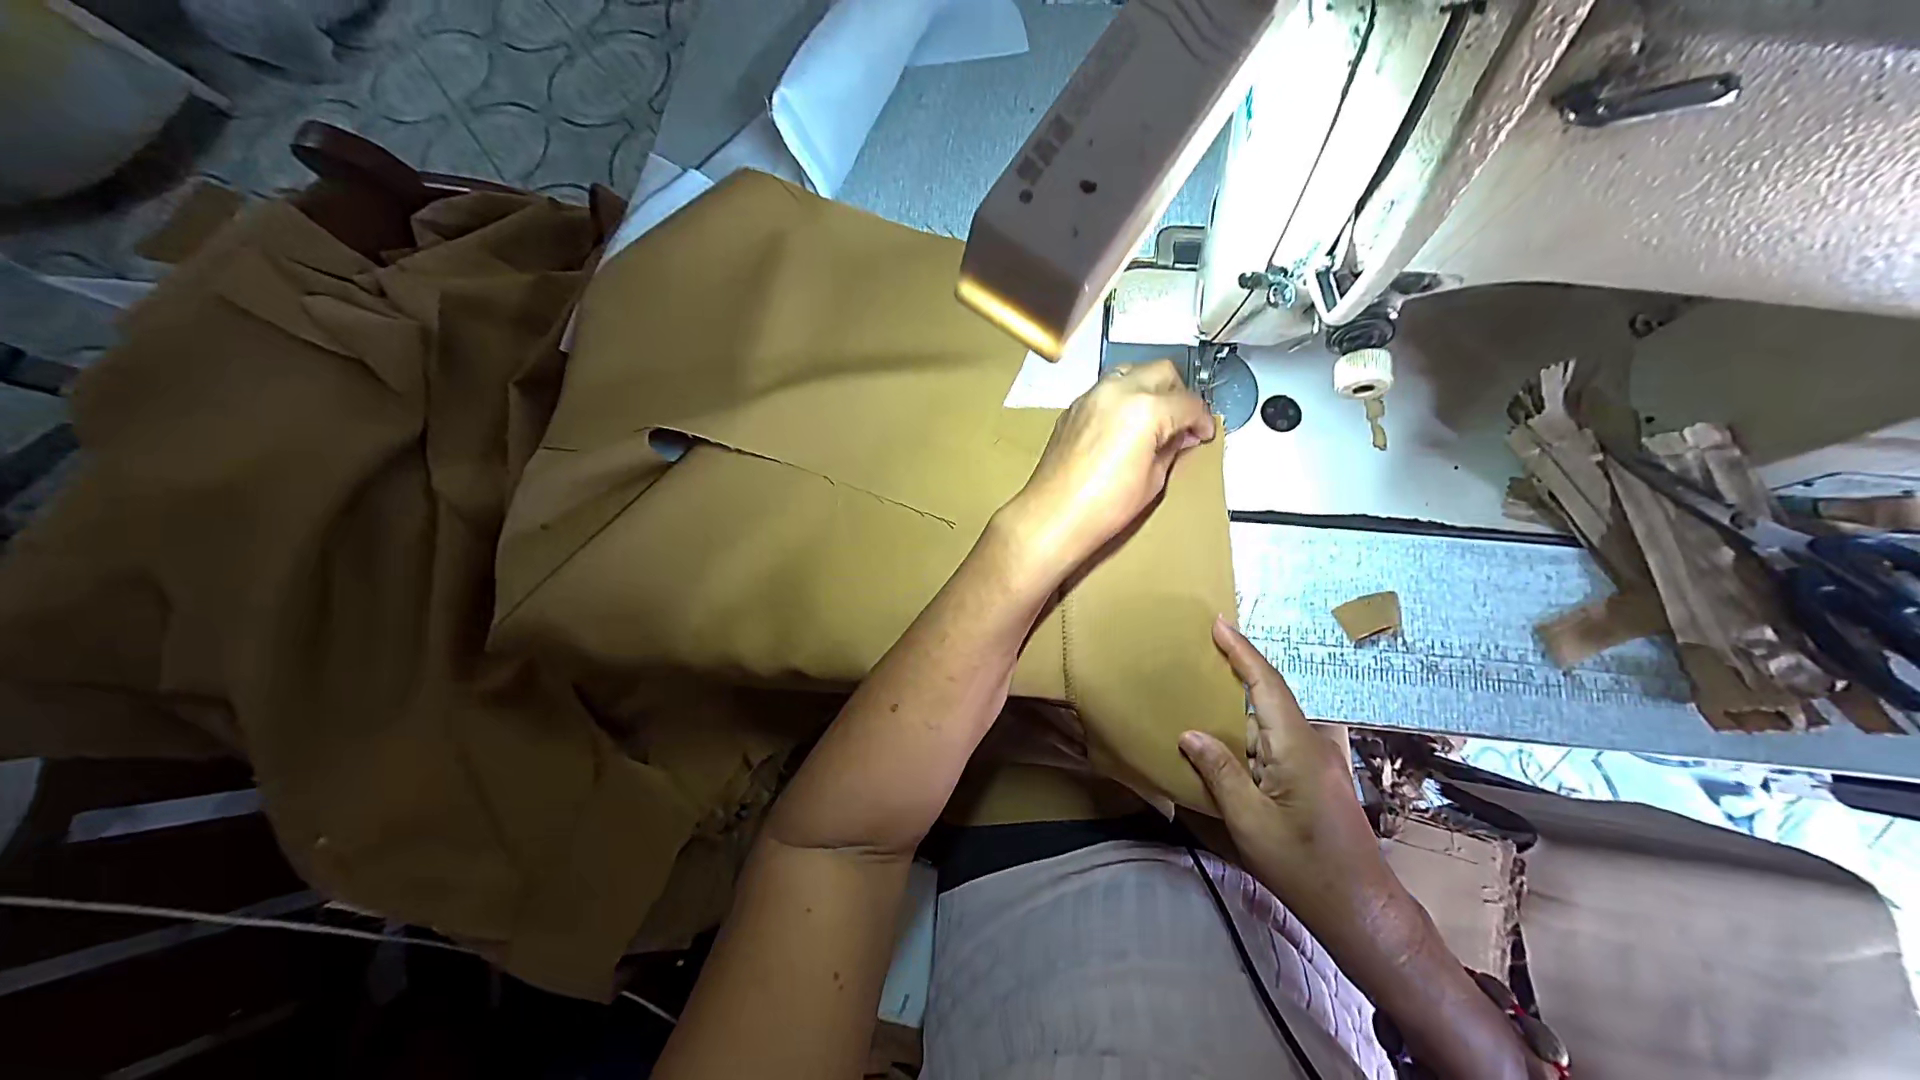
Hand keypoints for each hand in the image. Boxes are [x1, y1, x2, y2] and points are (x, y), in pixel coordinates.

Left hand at [996, 360, 1214, 580]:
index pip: (1188, 402)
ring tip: (1156, 420)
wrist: (1054, 515)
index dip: (1202, 420)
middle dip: (1179, 393)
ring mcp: (1091, 397)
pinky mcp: (1074, 408)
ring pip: (1131, 372)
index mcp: (1145, 409)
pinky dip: (1123, 398)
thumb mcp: (1154, 480)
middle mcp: (1117, 392)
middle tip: (1184, 422)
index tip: (1203, 432)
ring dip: (1150, 389)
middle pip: (1162, 372)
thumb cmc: (1100, 506)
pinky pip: (1107, 390)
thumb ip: (1172, 448)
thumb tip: (1179, 437)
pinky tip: (1127, 425)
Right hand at [1179, 618, 1396, 924]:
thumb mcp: (1249, 821)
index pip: (1266, 685)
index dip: (1241, 651)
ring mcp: (1317, 762)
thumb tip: (1190, 734)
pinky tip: (1225, 749)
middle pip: (1267, 700)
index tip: (1219, 623)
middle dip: (1233, 678)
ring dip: (1238, 715)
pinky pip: (1276, 745)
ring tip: (1200, 704)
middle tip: (1197, 660)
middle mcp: (1312, 744)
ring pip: (1270, 726)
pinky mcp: (1316, 779)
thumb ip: (1219, 773)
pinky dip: (1249, 740)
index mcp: (1297, 747)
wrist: (1361, 909)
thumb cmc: (1303, 865)